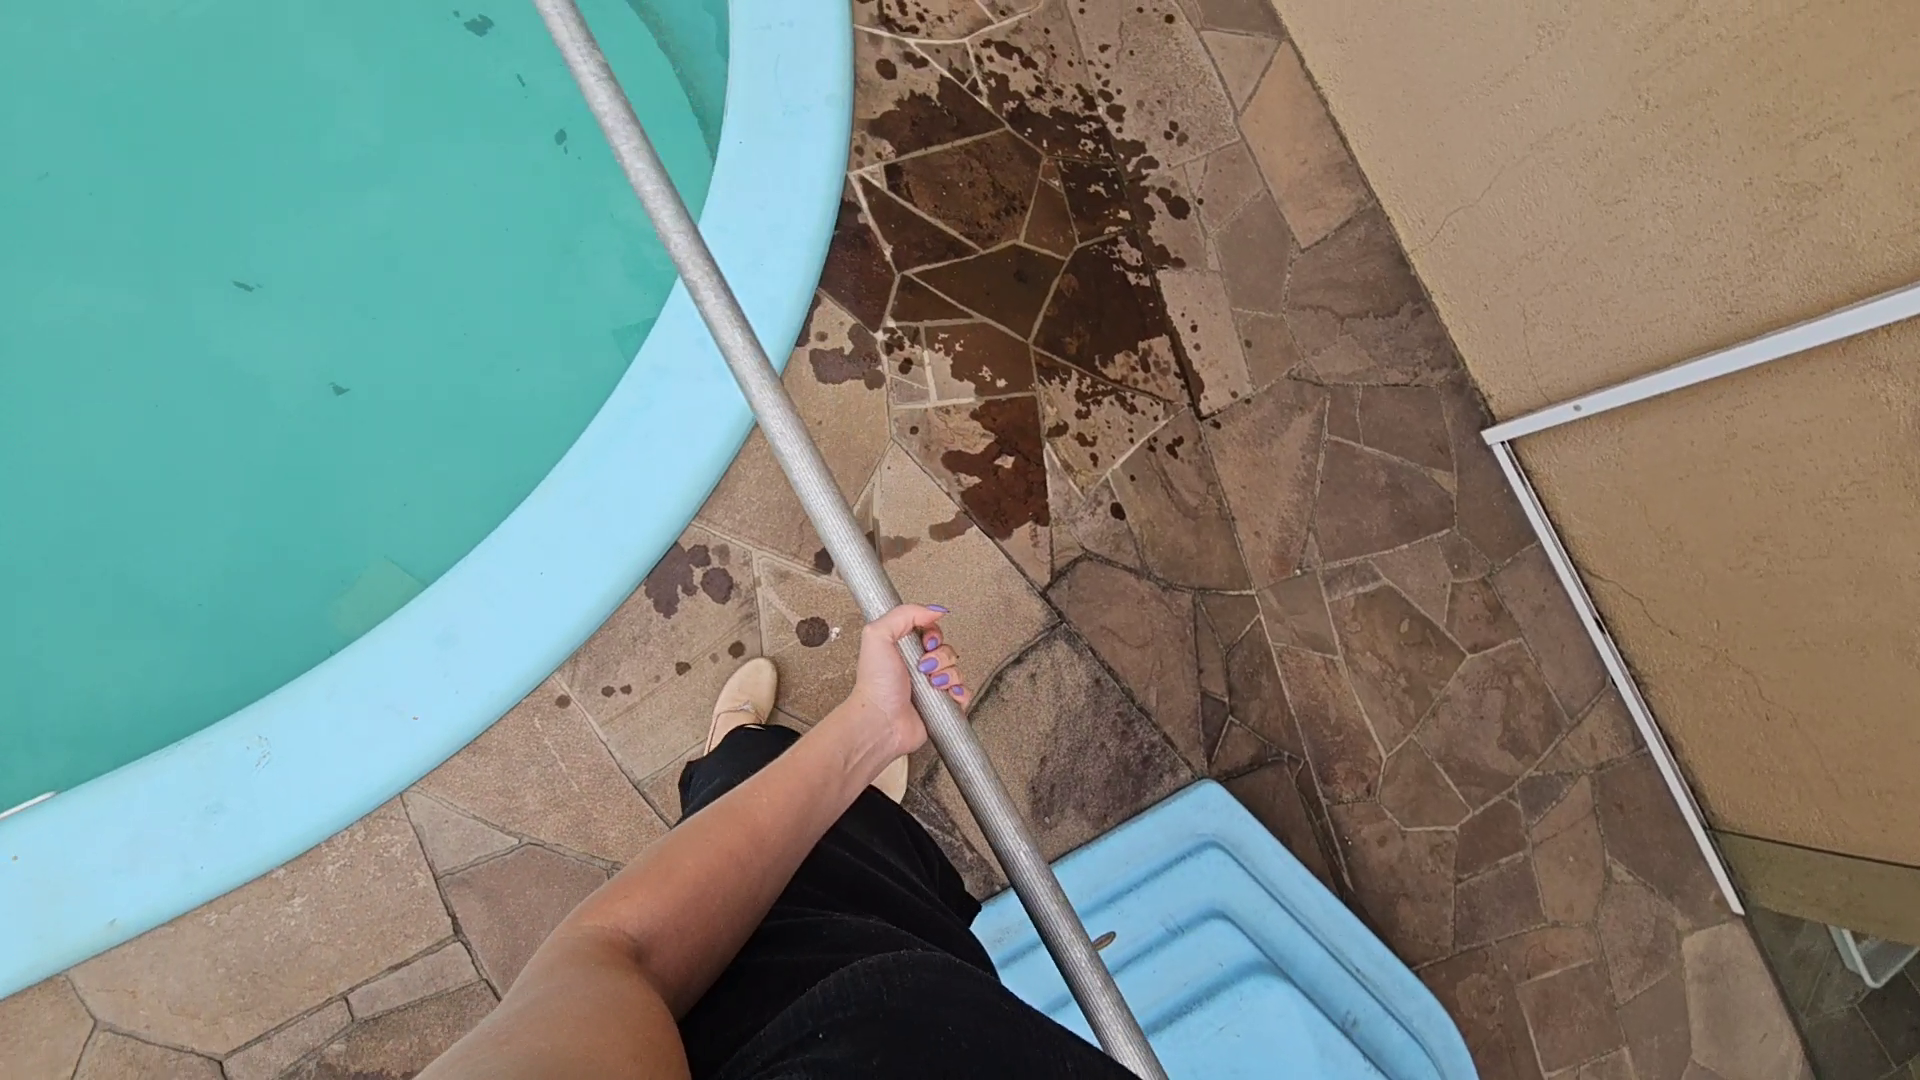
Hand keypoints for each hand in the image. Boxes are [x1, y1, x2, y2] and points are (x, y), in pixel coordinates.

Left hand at [839, 604, 968, 760]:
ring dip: (948, 675)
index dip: (934, 633)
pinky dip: (960, 693)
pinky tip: (946, 694)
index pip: (932, 631)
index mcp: (903, 648)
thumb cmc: (875, 684)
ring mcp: (931, 687)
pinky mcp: (942, 706)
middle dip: (941, 656)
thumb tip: (934, 610)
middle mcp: (918, 667)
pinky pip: (963, 694)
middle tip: (924, 666)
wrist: (880, 721)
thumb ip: (904, 614)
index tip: (926, 642)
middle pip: (947, 649)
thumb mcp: (878, 635)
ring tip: (932, 684)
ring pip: (956, 670)